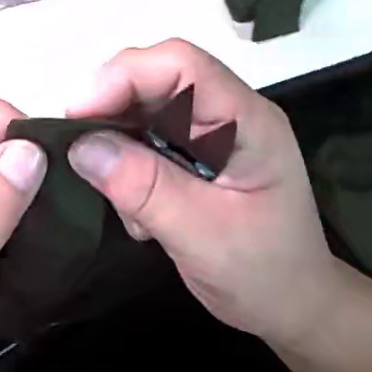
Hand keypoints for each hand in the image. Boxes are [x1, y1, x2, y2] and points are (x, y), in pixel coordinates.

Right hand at [66, 40, 340, 348]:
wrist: (294, 305)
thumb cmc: (263, 274)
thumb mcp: (203, 236)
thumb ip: (145, 189)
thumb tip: (81, 146)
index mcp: (247, 121)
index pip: (184, 65)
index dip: (126, 75)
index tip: (79, 114)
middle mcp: (228, 113)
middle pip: (158, 78)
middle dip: (112, 107)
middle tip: (77, 151)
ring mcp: (210, 131)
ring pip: (144, 106)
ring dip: (116, 142)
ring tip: (115, 194)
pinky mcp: (194, 151)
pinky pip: (145, 136)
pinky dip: (126, 165)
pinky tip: (135, 209)